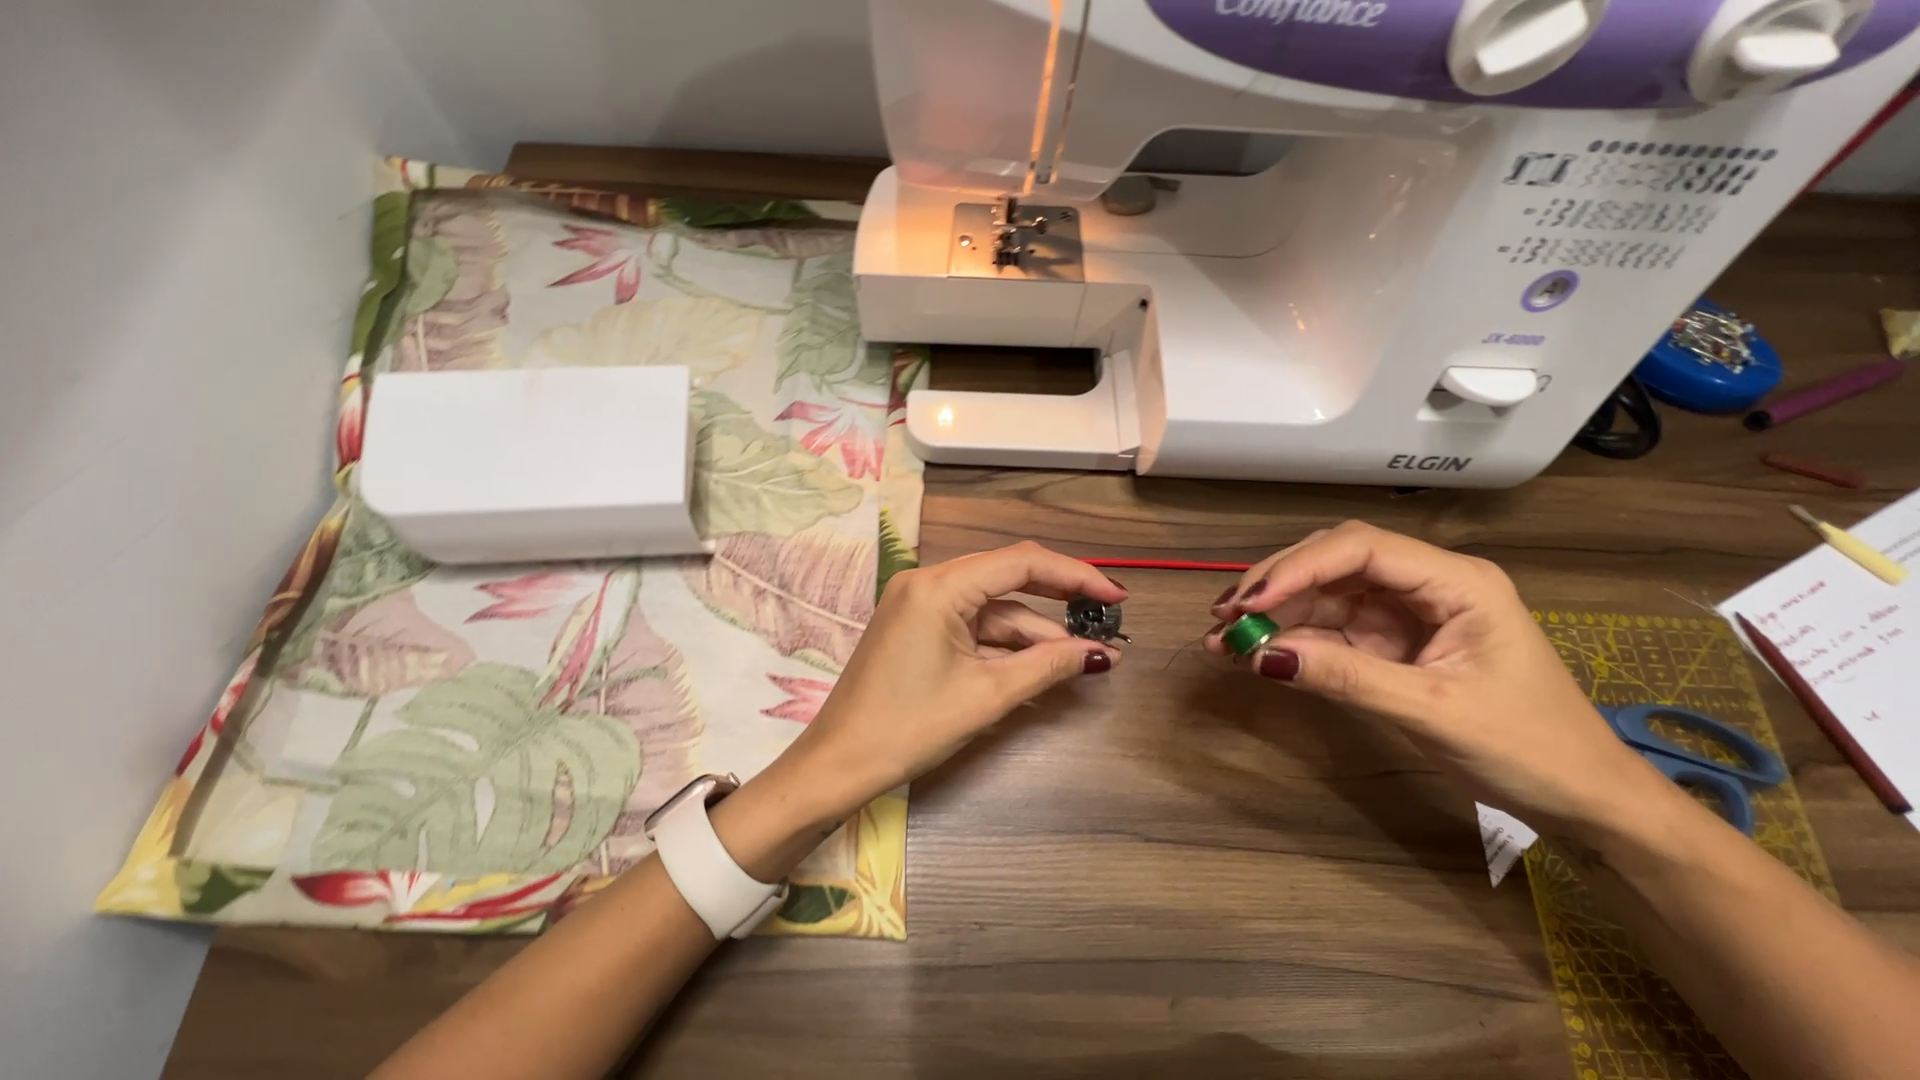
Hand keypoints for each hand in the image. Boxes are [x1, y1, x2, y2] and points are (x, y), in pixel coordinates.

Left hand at [779, 542, 1123, 820]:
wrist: (839, 764)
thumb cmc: (908, 728)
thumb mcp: (987, 696)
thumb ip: (1048, 666)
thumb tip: (1102, 654)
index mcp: (938, 586)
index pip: (1021, 563)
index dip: (1076, 576)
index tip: (1117, 598)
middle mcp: (927, 582)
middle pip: (1008, 577)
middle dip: (1059, 600)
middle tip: (1107, 618)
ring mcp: (919, 604)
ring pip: (993, 607)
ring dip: (1035, 631)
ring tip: (1083, 657)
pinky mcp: (917, 627)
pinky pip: (972, 625)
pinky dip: (1006, 643)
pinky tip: (1041, 664)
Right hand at [1203, 521, 1659, 838]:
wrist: (1581, 798)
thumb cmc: (1527, 748)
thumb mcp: (1432, 711)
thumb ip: (1345, 678)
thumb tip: (1261, 657)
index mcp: (1456, 582)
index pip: (1362, 548)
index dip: (1298, 567)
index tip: (1249, 603)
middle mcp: (1428, 585)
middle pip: (1337, 562)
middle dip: (1278, 585)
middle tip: (1223, 616)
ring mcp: (1408, 616)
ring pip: (1328, 596)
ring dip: (1277, 615)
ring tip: (1225, 639)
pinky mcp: (1394, 646)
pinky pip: (1334, 633)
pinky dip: (1294, 643)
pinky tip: (1258, 654)